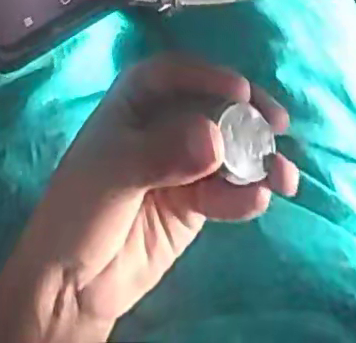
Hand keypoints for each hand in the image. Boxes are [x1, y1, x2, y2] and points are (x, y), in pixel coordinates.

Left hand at [0, 56, 299, 342]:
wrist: (71, 282)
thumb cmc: (80, 208)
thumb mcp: (114, 172)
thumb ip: (162, 153)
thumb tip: (215, 138)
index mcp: (135, 99)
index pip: (176, 74)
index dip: (209, 76)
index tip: (242, 92)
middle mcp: (163, 123)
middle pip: (211, 106)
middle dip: (246, 114)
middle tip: (278, 124)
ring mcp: (182, 162)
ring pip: (227, 149)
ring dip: (257, 159)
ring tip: (284, 178)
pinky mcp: (194, 201)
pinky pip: (226, 191)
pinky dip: (244, 194)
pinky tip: (258, 201)